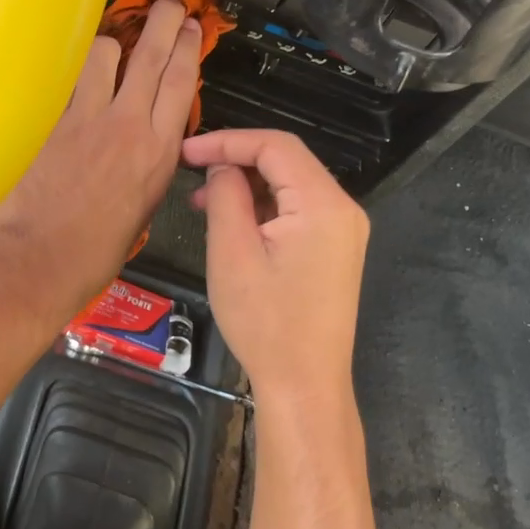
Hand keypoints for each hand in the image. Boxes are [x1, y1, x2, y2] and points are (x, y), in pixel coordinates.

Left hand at [0, 0, 202, 309]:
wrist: (38, 260)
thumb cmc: (94, 251)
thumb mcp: (141, 208)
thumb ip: (146, 166)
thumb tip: (142, 147)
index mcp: (158, 151)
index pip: (181, 83)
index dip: (188, 48)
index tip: (191, 27)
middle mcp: (126, 124)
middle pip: (151, 56)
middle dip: (164, 22)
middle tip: (169, 3)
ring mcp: (84, 116)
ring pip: (103, 55)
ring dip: (110, 44)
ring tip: (109, 46)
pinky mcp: (48, 118)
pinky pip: (65, 78)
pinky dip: (72, 70)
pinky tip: (68, 70)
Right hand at [184, 129, 368, 400]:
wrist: (305, 387)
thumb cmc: (265, 321)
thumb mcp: (232, 252)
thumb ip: (226, 195)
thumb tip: (222, 165)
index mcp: (323, 204)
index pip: (275, 146)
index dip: (227, 140)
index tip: (186, 152)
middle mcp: (343, 208)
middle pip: (286, 160)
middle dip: (236, 159)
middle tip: (191, 173)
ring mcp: (343, 230)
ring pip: (290, 183)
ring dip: (247, 183)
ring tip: (203, 202)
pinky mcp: (335, 249)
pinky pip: (297, 208)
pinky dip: (262, 206)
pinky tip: (231, 221)